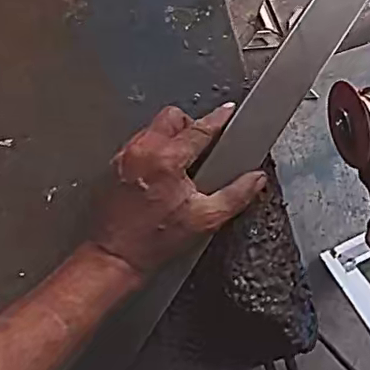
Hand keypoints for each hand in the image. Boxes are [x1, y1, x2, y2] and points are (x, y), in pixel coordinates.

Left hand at [83, 103, 267, 277]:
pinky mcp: (114, 165)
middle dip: (190, 126)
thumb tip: (255, 179)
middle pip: (172, 117)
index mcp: (166, 160)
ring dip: (170, 138)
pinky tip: (161, 173)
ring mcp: (125, 156)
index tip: (228, 112)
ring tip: (181, 163)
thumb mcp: (206, 219)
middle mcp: (142, 151)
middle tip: (201, 146)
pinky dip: (153, 150)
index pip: (199, 128)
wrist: (116, 257)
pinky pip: (139, 143)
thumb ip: (236, 195)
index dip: (218, 119)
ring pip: (153, 128)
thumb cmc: (155, 241)